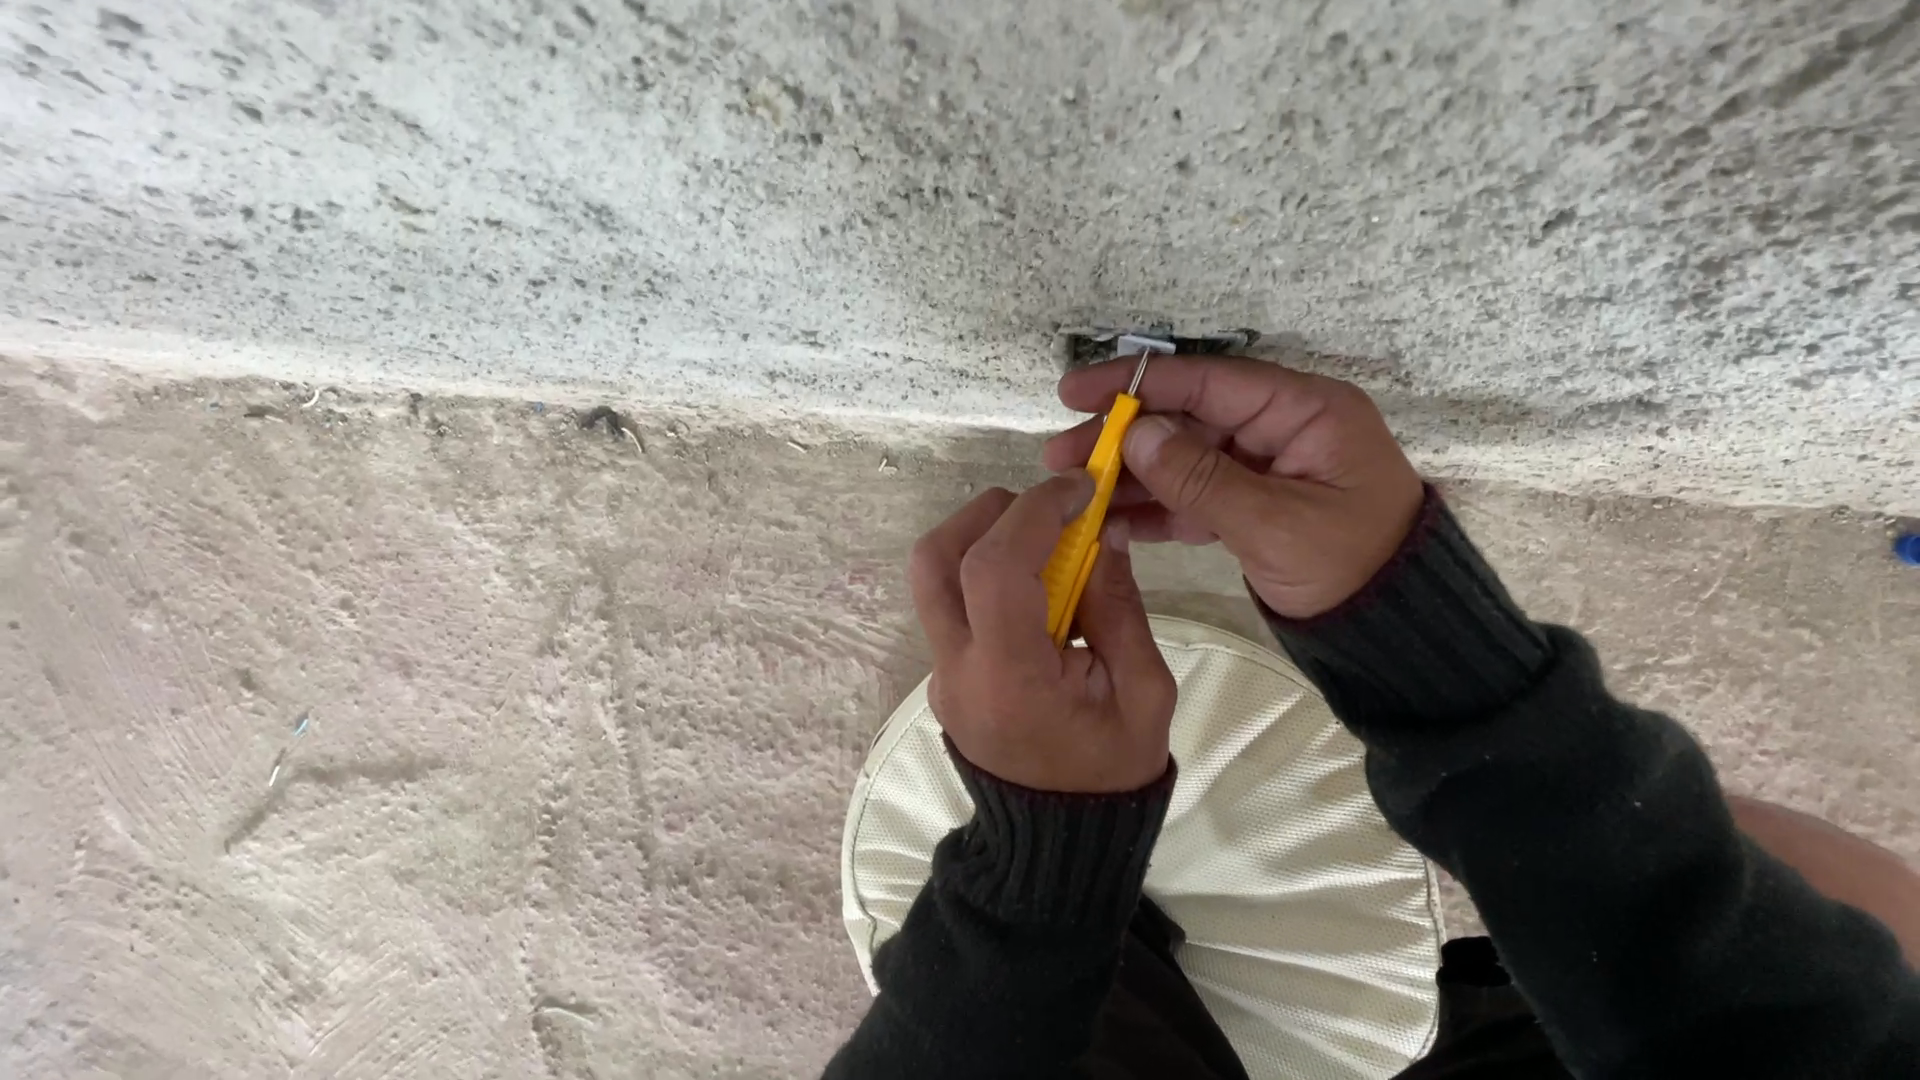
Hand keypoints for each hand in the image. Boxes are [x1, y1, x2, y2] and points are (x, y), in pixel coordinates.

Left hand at [907, 473, 1176, 793]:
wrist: (1057, 842)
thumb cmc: (1112, 772)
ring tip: (1041, 540)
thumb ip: (1118, 608)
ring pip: (932, 577)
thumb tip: (1101, 536)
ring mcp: (940, 674)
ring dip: (979, 536)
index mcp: (1009, 680)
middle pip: (935, 559)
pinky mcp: (943, 675)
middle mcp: (957, 670)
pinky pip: (949, 604)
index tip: (1081, 490)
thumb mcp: (1145, 692)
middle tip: (1050, 509)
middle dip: (992, 511)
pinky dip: (984, 572)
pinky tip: (1034, 587)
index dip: (1034, 512)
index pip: (994, 568)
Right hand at [1043, 355, 1423, 619]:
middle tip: (1059, 456)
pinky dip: (1152, 511)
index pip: (1207, 381)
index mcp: (1302, 411)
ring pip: (1179, 460)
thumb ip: (1200, 478)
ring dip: (1127, 478)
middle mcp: (1277, 428)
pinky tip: (1109, 523)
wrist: (1391, 629)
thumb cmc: (1349, 567)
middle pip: (1183, 420)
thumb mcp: (1274, 523)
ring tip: (1074, 495)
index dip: (1137, 383)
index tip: (1075, 392)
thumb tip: (1134, 434)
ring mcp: (1259, 467)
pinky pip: (1191, 497)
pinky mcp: (1247, 505)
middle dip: (1119, 438)